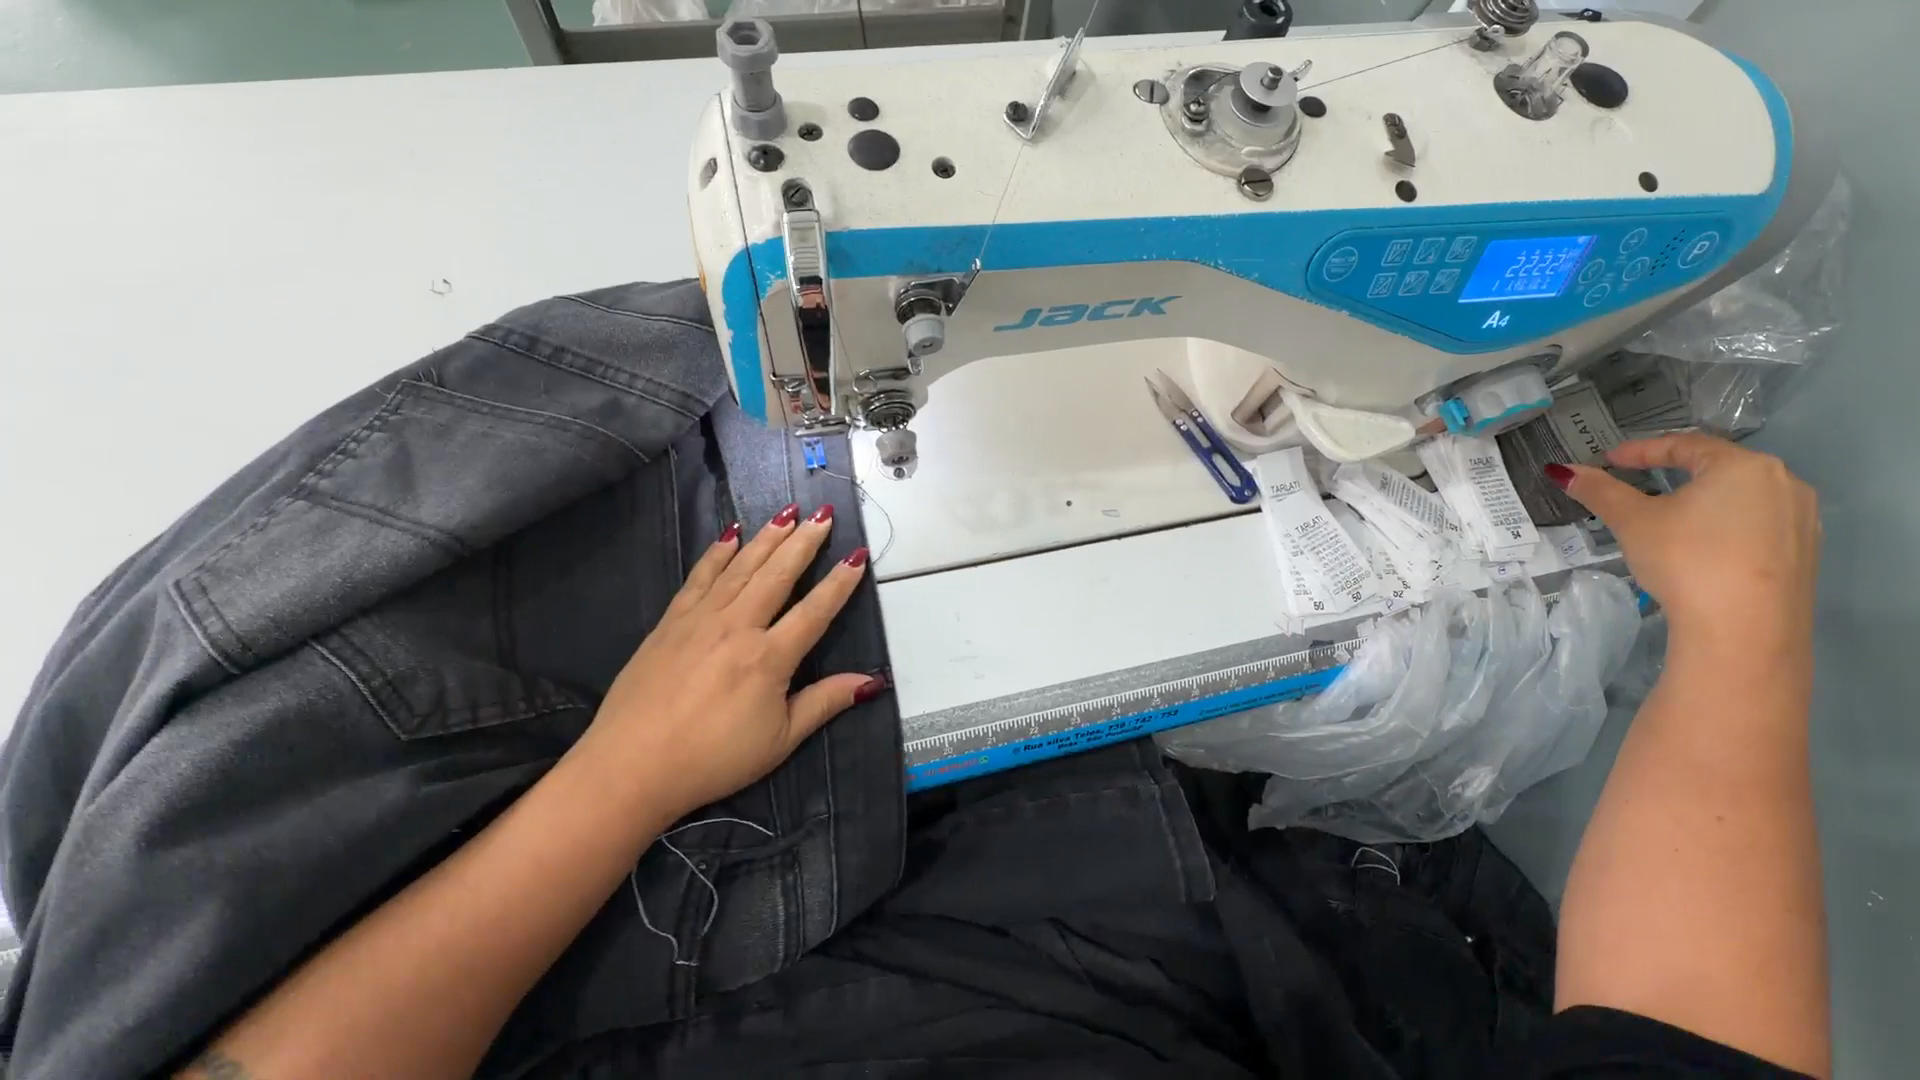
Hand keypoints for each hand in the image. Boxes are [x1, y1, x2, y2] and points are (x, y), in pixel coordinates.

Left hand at [579, 503, 883, 818]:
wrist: (631, 765)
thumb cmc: (712, 759)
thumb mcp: (779, 741)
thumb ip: (824, 703)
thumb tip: (870, 681)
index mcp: (769, 658)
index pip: (815, 611)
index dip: (839, 583)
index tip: (856, 555)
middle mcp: (737, 627)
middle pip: (778, 575)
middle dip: (804, 542)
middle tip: (823, 515)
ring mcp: (700, 619)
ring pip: (741, 567)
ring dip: (767, 538)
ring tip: (787, 512)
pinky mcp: (671, 622)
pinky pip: (700, 576)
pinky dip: (717, 553)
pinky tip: (730, 536)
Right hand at [1549, 434, 1818, 646]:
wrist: (1745, 626)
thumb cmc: (1686, 559)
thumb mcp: (1632, 522)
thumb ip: (1599, 491)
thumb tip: (1561, 471)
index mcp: (1742, 466)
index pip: (1685, 444)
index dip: (1641, 450)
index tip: (1610, 460)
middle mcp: (1783, 482)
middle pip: (1718, 468)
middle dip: (1674, 472)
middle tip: (1638, 484)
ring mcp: (1802, 518)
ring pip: (1741, 497)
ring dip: (1703, 499)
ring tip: (1669, 517)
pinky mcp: (1806, 551)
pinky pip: (1758, 524)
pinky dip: (1726, 525)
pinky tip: (1704, 547)